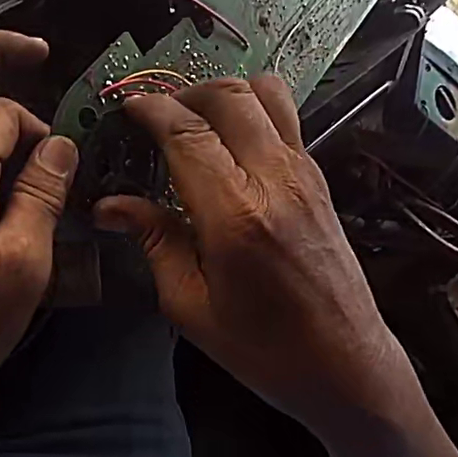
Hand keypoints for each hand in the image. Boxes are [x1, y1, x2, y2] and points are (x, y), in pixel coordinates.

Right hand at [96, 76, 413, 432]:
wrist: (347, 363)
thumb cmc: (265, 348)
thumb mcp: (191, 305)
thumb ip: (154, 241)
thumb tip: (111, 207)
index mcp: (236, 214)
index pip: (187, 133)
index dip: (151, 110)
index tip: (128, 108)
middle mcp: (276, 180)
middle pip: (230, 96)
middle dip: (186, 93)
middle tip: (158, 115)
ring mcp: (305, 174)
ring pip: (267, 95)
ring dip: (225, 94)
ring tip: (196, 120)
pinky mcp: (320, 179)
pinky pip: (286, 120)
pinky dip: (253, 112)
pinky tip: (231, 143)